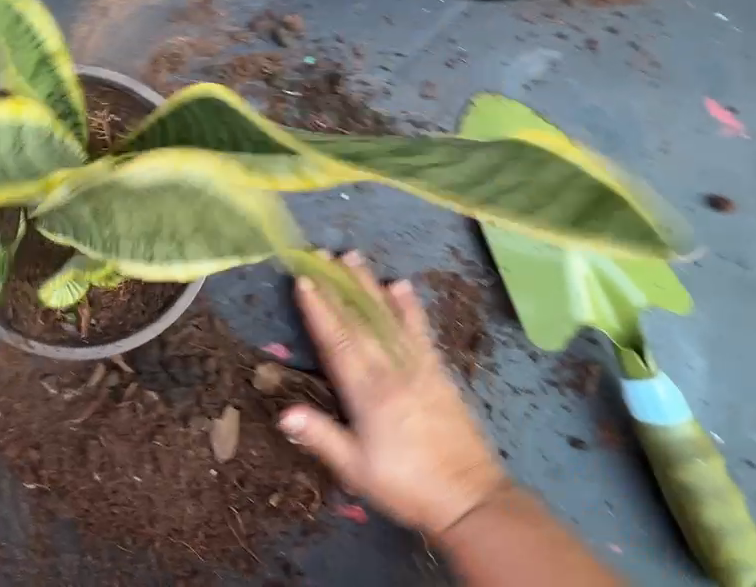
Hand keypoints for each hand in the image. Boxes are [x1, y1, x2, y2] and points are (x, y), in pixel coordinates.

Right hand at [277, 251, 510, 537]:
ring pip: (387, 318)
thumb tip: (283, 413)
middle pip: (359, 321)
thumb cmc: (407, 486)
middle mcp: (392, 371)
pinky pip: (420, 333)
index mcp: (368, 392)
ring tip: (353, 257)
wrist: (472, 501)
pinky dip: (409, 308)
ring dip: (368, 286)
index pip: (337, 341)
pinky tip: (400, 286)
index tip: (303, 280)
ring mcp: (418, 369)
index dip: (318, 309)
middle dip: (338, 286)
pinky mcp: (438, 374)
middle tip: (322, 254)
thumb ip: (321, 437)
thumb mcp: (357, 469)